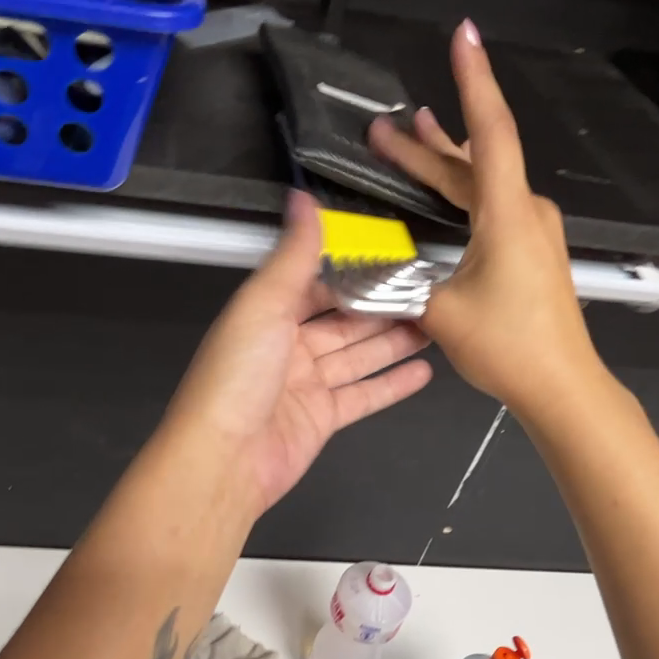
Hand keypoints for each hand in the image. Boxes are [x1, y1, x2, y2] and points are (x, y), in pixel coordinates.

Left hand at [161, 191, 432, 513]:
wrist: (223, 459)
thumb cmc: (234, 378)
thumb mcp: (263, 304)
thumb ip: (293, 255)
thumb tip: (302, 200)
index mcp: (267, 314)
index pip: (317, 284)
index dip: (354, 271)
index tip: (394, 256)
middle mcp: (286, 347)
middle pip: (344, 321)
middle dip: (382, 305)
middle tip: (428, 290)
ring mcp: (305, 386)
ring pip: (358, 355)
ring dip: (395, 340)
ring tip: (435, 322)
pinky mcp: (321, 419)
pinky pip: (363, 396)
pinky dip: (391, 384)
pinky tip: (422, 370)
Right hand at [368, 20, 603, 416]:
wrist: (561, 387)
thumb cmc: (508, 346)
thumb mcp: (441, 313)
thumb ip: (401, 283)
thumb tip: (367, 271)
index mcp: (508, 215)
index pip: (490, 132)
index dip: (473, 80)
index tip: (463, 36)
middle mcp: (526, 213)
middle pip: (473, 163)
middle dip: (425, 146)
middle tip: (384, 128)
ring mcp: (532, 233)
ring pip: (482, 187)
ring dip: (443, 168)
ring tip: (411, 137)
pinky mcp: (530, 254)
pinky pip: (490, 209)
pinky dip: (461, 196)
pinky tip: (443, 195)